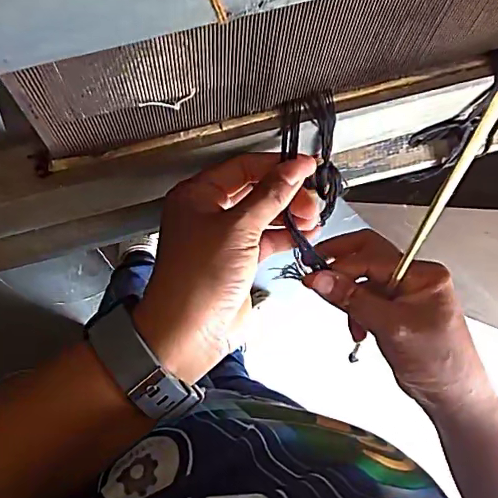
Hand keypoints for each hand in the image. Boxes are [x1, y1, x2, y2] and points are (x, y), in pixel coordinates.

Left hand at [132, 154, 323, 381]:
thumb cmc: (194, 282)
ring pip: (262, 215)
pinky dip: (284, 236)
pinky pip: (264, 239)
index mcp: (196, 195)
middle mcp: (206, 214)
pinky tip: (303, 236)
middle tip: (309, 201)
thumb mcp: (239, 229)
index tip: (306, 167)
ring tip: (310, 219)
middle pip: (254, 190)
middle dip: (286, 193)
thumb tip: (293, 169)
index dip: (276, 165)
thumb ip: (271, 195)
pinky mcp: (235, 261)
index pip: (243, 167)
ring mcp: (222, 239)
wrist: (187, 332)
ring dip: (289, 215)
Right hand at [302, 229, 497, 416]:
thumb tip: (323, 279)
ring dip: (351, 300)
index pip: (372, 255)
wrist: (453, 395)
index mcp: (423, 275)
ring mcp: (407, 295)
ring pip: (365, 283)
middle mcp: (416, 279)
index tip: (314, 275)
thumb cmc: (441, 364)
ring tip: (352, 323)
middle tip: (315, 276)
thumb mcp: (391, 327)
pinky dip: (358, 313)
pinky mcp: (398, 311)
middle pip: (368, 260)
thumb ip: (353, 300)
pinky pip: (369, 300)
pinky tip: (360, 329)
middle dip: (342, 271)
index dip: (340, 265)